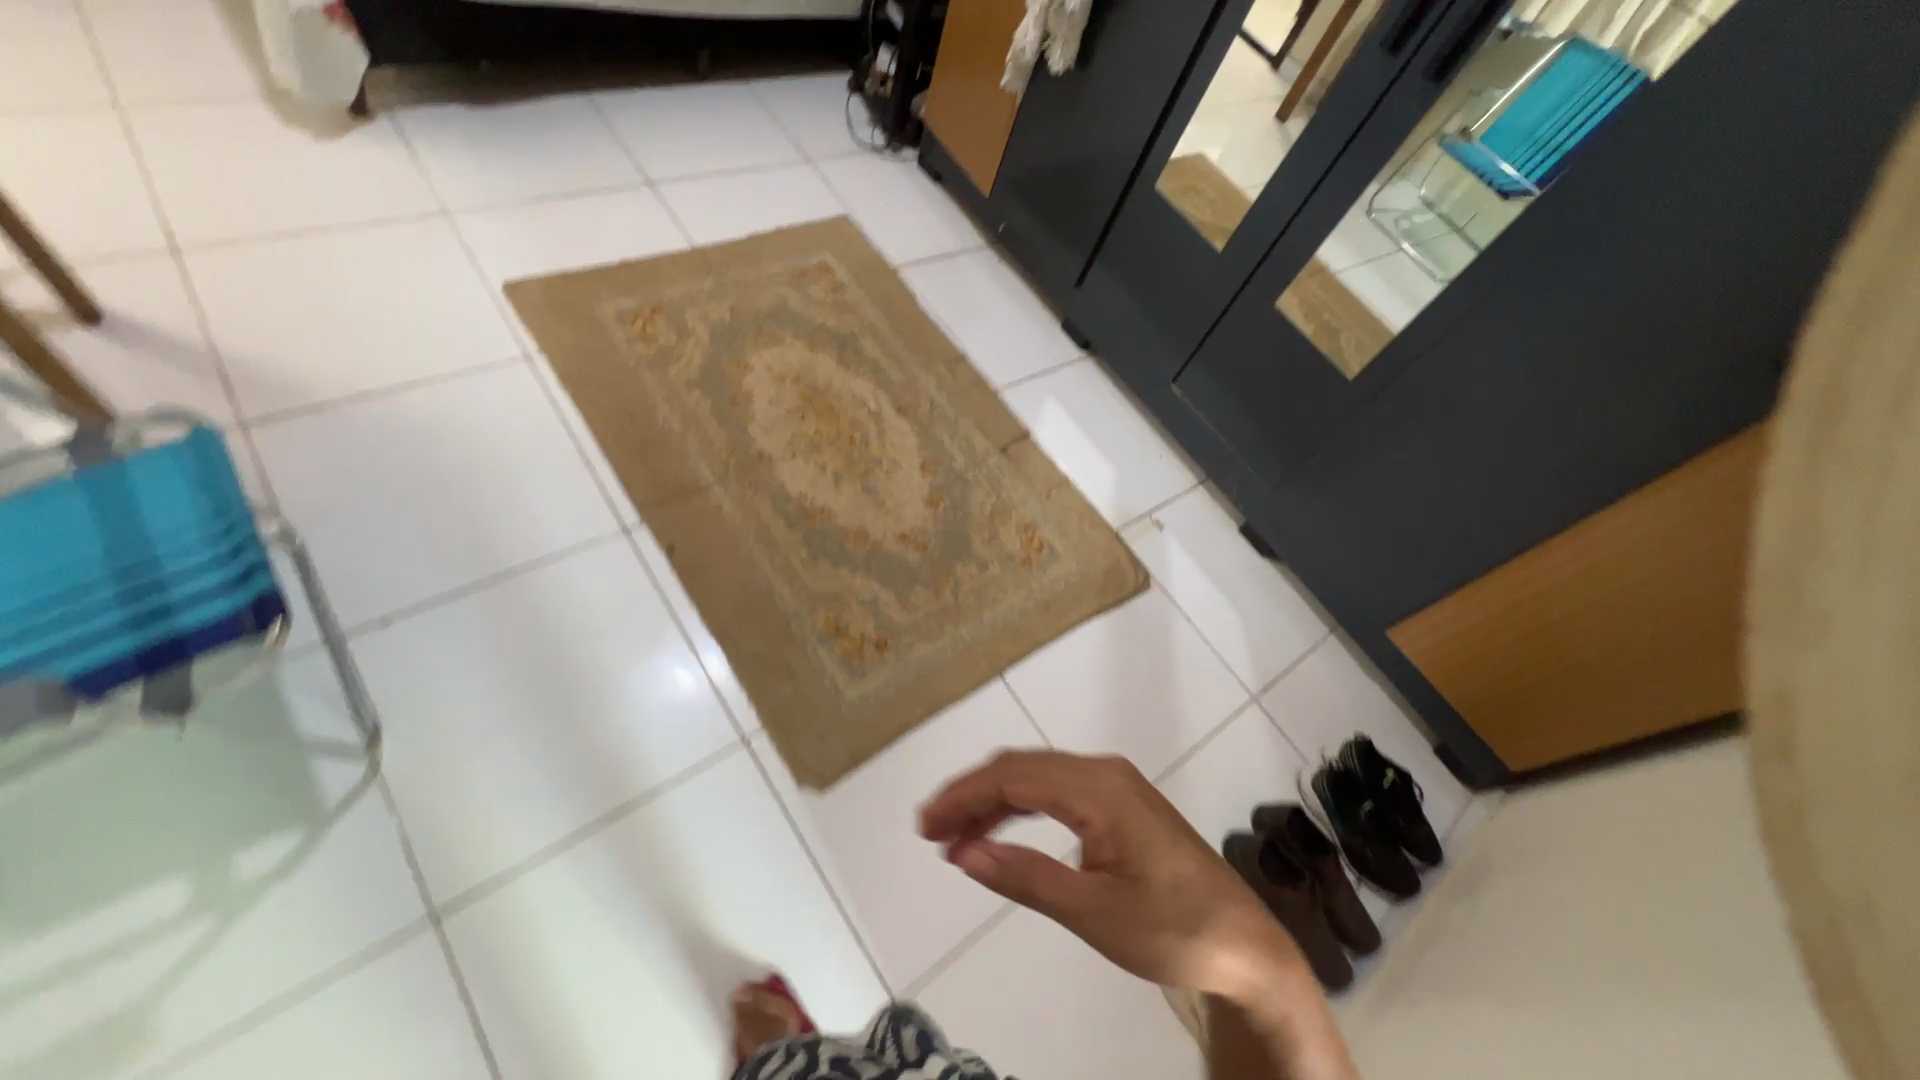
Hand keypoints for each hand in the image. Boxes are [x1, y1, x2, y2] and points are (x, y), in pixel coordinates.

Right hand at [918, 750, 1308, 1001]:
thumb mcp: (1092, 911)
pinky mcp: (1122, 806)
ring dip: (993, 803)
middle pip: (1021, 769)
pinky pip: (1057, 793)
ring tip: (954, 838)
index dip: (964, 797)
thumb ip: (1025, 877)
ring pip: (1037, 779)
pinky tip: (1000, 837)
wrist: (1244, 947)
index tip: (925, 827)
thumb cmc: (1172, 929)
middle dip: (971, 796)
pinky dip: (1021, 810)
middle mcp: (1105, 774)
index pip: (1013, 778)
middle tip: (930, 833)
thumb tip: (962, 853)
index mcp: (1099, 789)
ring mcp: (1116, 787)